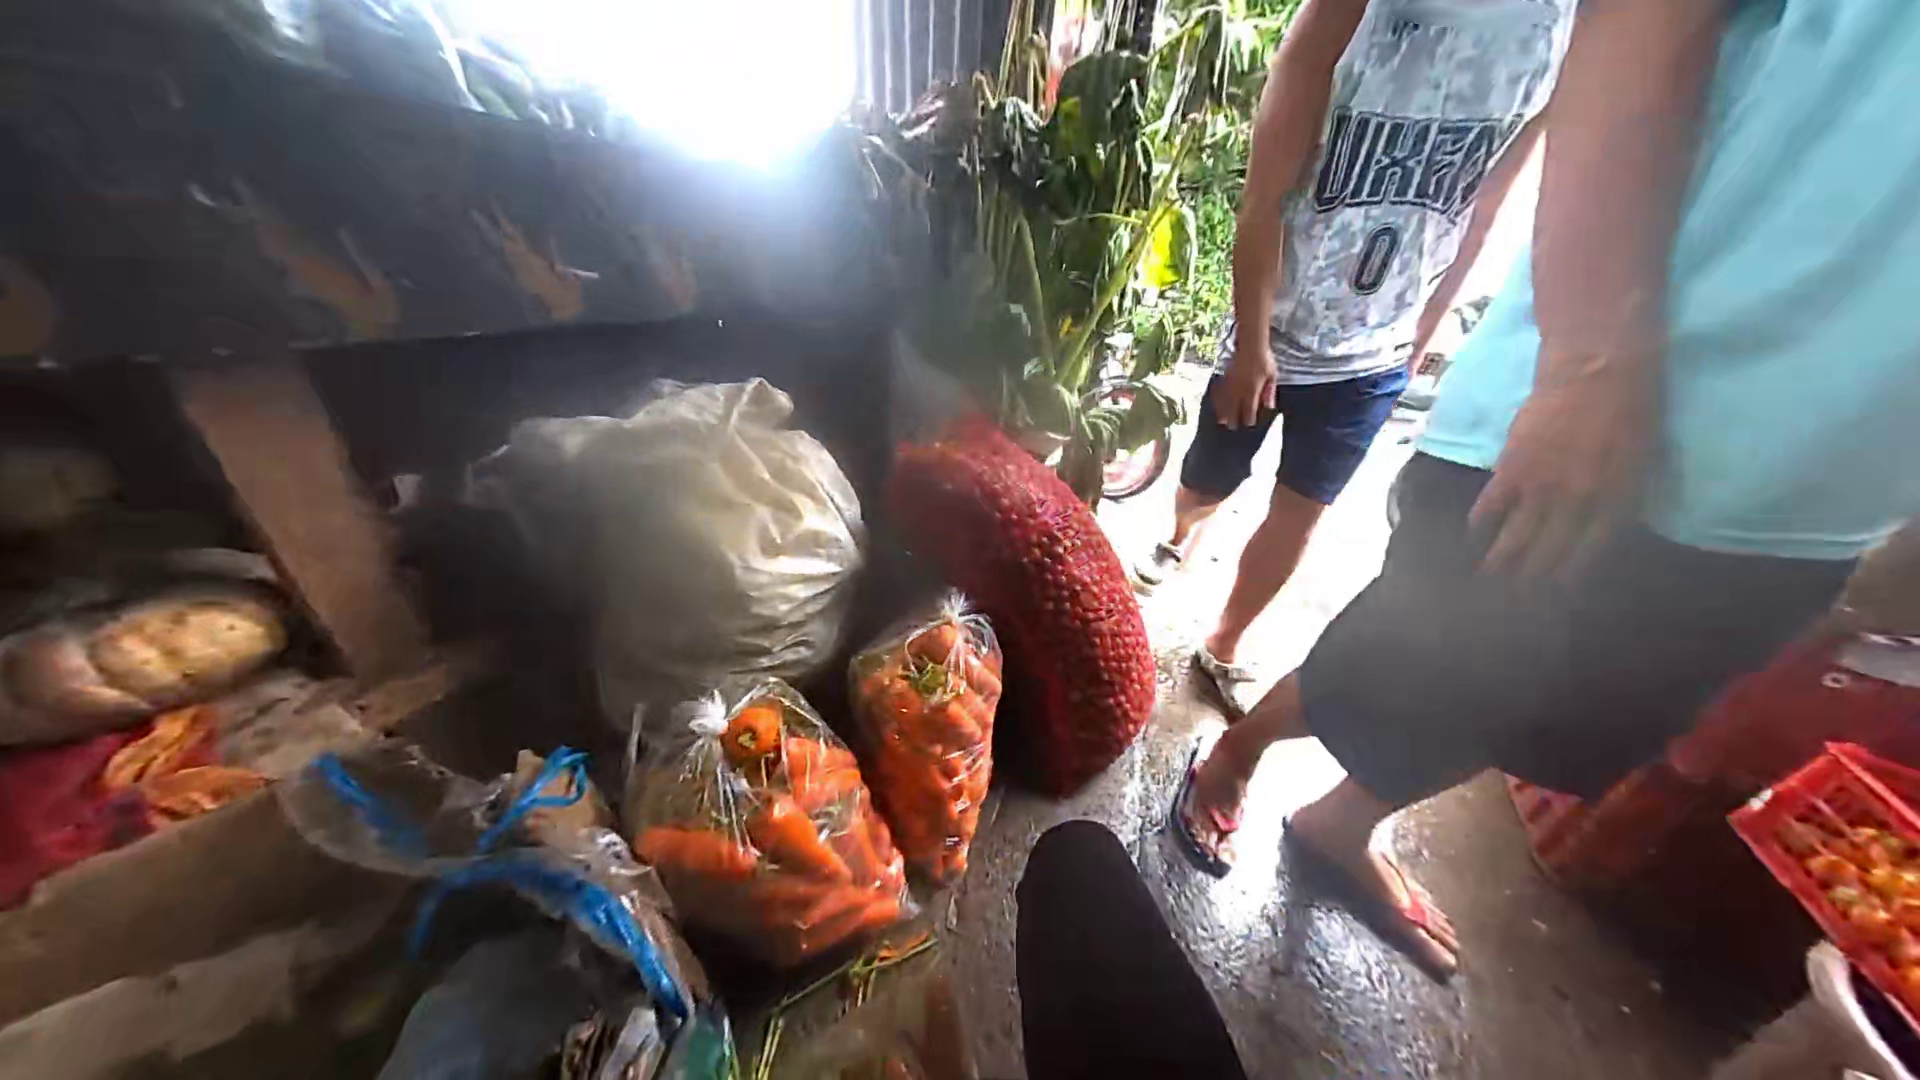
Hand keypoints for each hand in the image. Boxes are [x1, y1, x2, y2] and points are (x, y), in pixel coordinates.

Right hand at [1214, 331, 1276, 429]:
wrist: (1251, 346)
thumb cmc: (1264, 361)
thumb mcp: (1272, 376)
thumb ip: (1269, 392)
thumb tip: (1269, 406)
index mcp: (1252, 391)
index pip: (1249, 410)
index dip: (1248, 419)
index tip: (1249, 423)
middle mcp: (1239, 391)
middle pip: (1234, 409)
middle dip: (1233, 419)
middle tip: (1232, 427)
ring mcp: (1230, 385)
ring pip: (1225, 403)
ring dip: (1223, 413)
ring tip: (1221, 421)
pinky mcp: (1225, 379)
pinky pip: (1220, 394)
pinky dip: (1218, 401)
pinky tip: (1217, 405)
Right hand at [1468, 351, 1656, 580]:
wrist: (1596, 375)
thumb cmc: (1633, 409)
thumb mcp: (1644, 457)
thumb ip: (1622, 493)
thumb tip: (1601, 520)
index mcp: (1616, 500)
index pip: (1589, 549)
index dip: (1571, 573)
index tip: (1557, 592)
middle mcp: (1577, 502)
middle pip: (1548, 549)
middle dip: (1531, 577)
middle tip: (1515, 599)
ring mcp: (1541, 489)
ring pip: (1516, 535)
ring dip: (1500, 560)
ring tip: (1486, 579)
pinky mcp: (1511, 472)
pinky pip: (1491, 507)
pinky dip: (1480, 524)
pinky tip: (1471, 537)